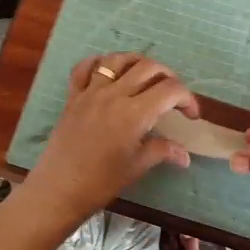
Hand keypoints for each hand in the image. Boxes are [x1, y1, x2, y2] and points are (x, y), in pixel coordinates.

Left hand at [22, 53, 198, 223]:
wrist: (59, 189)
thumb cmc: (101, 182)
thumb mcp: (137, 166)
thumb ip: (163, 151)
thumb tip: (185, 156)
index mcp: (134, 113)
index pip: (170, 90)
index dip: (187, 98)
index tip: (191, 115)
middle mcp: (114, 94)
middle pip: (148, 67)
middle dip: (168, 76)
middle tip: (173, 94)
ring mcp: (91, 92)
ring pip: (118, 60)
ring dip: (137, 62)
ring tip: (145, 75)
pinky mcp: (73, 96)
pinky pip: (84, 67)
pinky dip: (98, 63)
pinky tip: (107, 72)